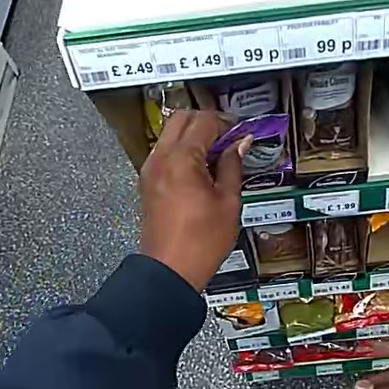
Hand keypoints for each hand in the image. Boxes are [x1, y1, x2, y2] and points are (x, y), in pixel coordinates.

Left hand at [139, 110, 244, 289]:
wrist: (170, 270)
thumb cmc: (203, 239)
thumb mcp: (228, 201)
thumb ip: (233, 166)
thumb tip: (240, 143)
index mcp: (181, 159)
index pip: (203, 122)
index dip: (225, 122)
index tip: (241, 131)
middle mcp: (160, 158)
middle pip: (181, 118)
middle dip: (206, 121)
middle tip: (229, 136)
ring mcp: (150, 169)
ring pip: (170, 133)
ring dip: (193, 135)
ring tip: (217, 153)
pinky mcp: (147, 182)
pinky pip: (164, 152)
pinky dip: (182, 150)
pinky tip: (201, 169)